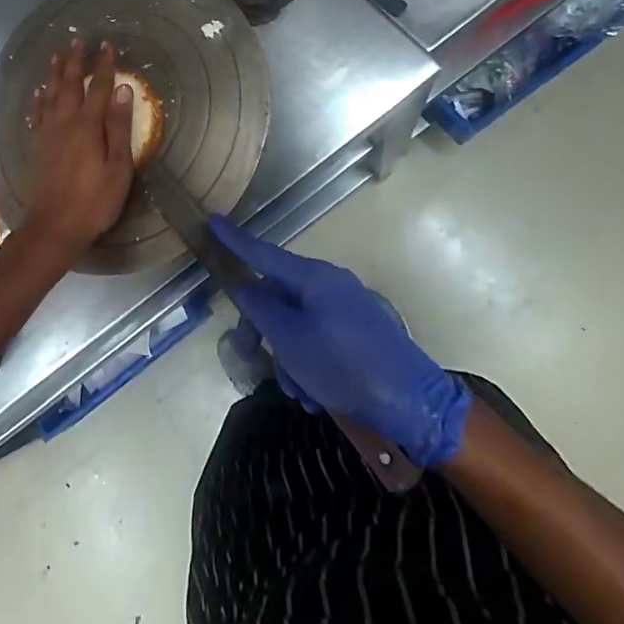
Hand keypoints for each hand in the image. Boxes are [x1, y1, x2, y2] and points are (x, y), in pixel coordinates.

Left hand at [23, 39, 134, 252]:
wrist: (55, 227)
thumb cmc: (94, 201)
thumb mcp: (118, 167)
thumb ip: (119, 127)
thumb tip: (123, 90)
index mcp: (87, 126)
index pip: (98, 88)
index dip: (103, 66)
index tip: (106, 45)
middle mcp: (64, 123)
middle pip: (70, 86)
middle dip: (75, 63)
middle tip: (77, 42)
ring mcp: (47, 135)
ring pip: (50, 96)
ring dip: (54, 75)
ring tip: (56, 56)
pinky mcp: (38, 148)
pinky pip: (37, 114)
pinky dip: (39, 99)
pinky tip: (39, 92)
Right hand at [209, 216, 471, 465]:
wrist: (410, 402)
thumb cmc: (343, 364)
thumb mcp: (290, 339)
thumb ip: (260, 309)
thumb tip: (245, 287)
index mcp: (315, 278)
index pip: (265, 254)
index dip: (236, 241)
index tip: (213, 222)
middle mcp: (331, 287)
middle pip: (278, 298)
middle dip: (262, 331)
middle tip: (249, 356)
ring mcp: (348, 311)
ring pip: (296, 326)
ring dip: (288, 359)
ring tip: (299, 392)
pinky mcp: (359, 336)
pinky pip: (319, 342)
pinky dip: (310, 367)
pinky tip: (316, 397)